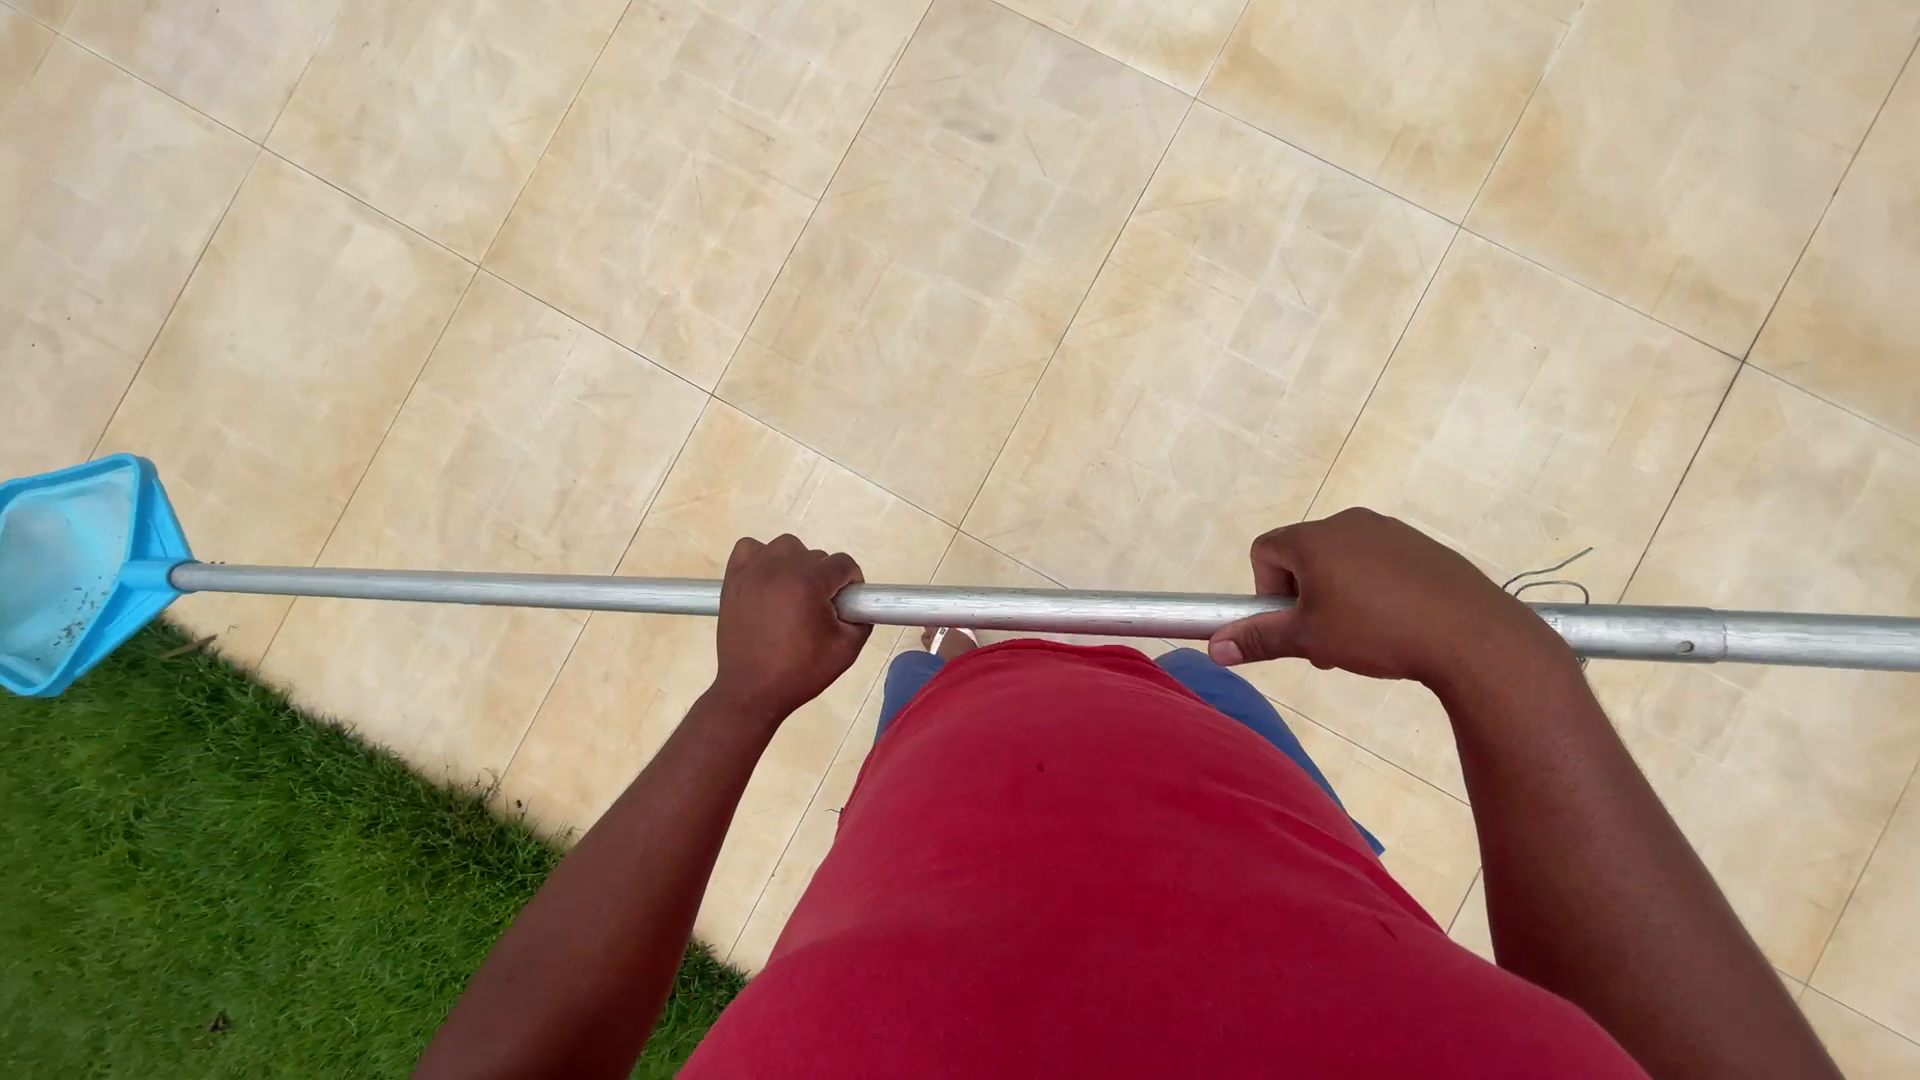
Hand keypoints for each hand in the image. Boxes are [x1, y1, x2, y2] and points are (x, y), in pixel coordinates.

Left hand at [710, 534, 871, 724]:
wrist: (751, 691)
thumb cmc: (801, 672)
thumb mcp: (848, 649)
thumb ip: (863, 617)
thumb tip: (859, 602)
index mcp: (808, 583)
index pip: (844, 564)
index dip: (852, 584)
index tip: (846, 605)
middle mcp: (779, 568)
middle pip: (816, 556)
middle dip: (825, 580)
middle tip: (819, 610)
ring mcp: (752, 571)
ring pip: (786, 547)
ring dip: (796, 564)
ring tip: (794, 594)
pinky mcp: (733, 579)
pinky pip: (750, 548)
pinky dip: (762, 558)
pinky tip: (768, 581)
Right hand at [1207, 508, 1564, 689]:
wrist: (1474, 636)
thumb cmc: (1377, 632)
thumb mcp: (1309, 640)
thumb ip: (1258, 639)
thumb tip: (1215, 649)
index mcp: (1314, 539)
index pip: (1264, 550)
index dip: (1266, 590)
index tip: (1292, 621)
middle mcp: (1349, 523)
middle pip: (1303, 556)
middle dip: (1303, 597)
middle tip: (1324, 638)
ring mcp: (1390, 531)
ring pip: (1342, 561)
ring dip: (1337, 596)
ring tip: (1361, 637)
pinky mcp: (1424, 547)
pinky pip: (1379, 562)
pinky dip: (1374, 590)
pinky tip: (1396, 625)